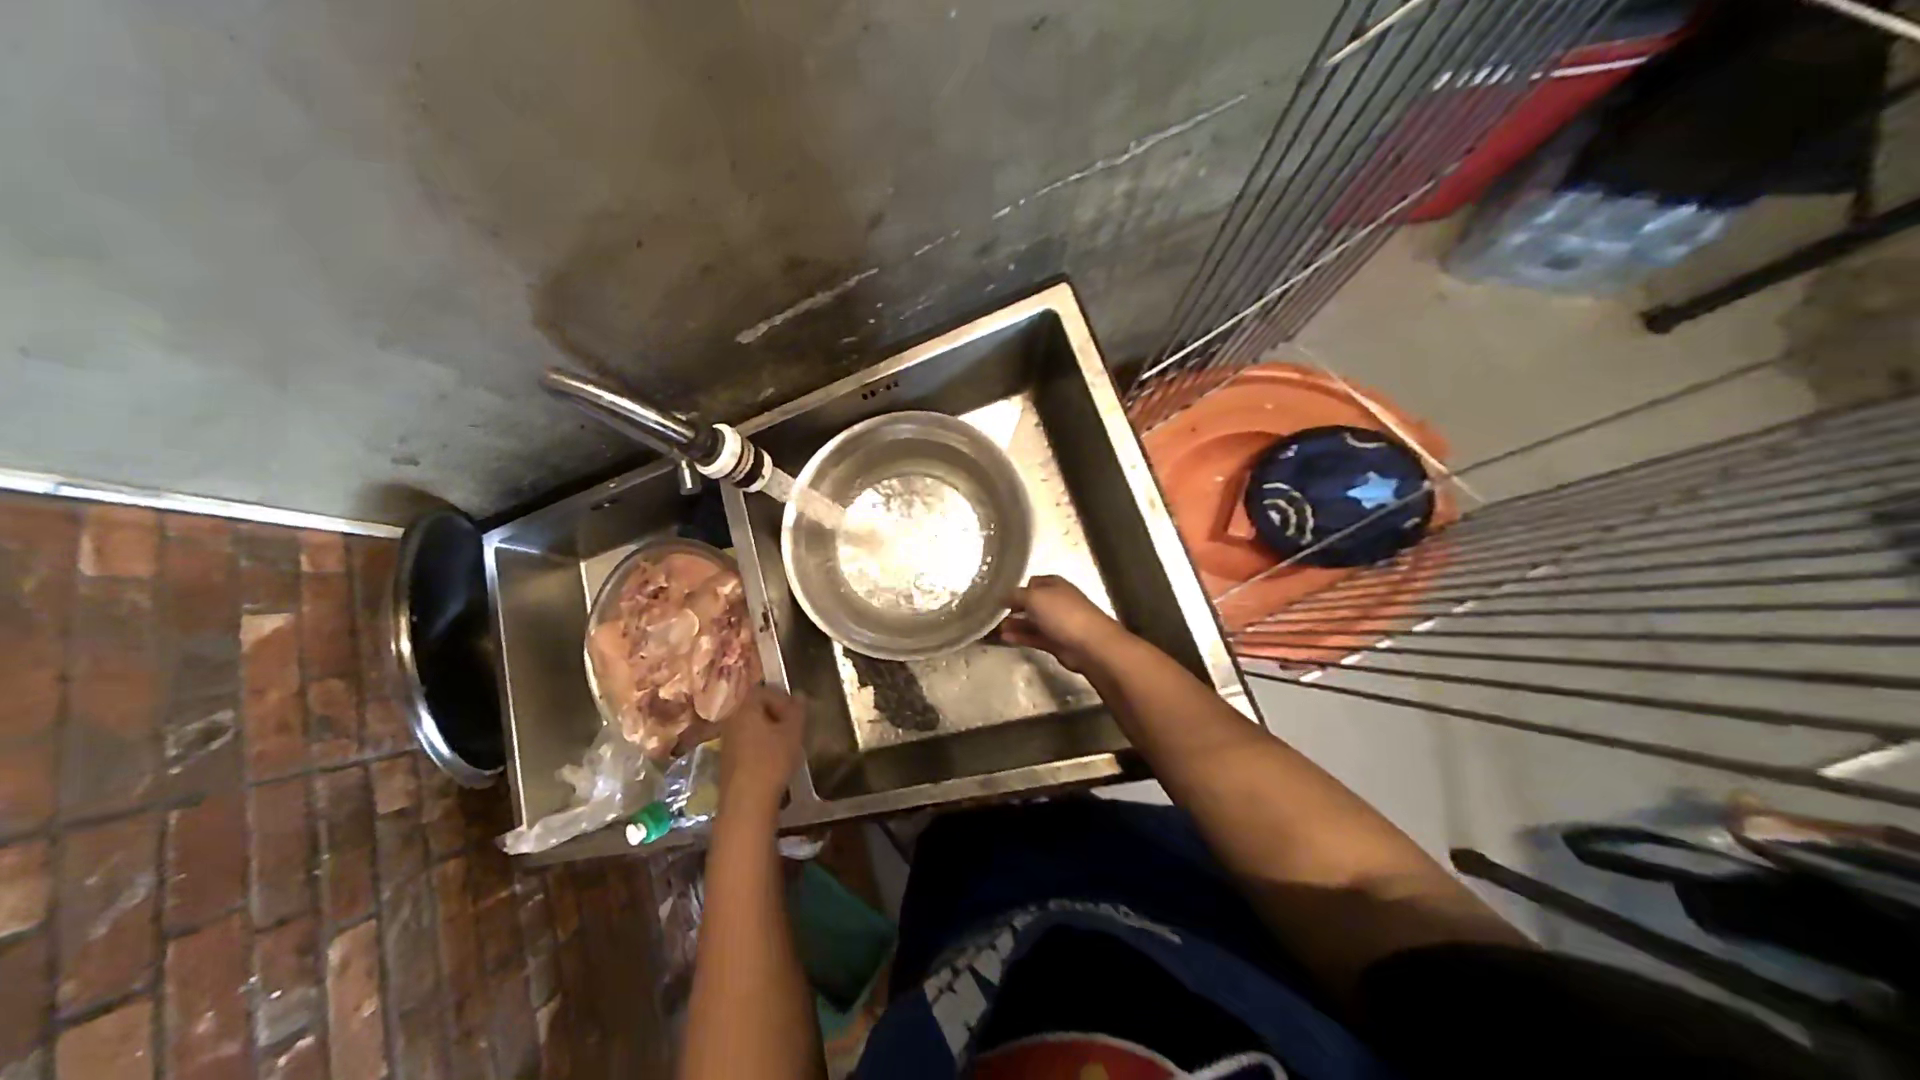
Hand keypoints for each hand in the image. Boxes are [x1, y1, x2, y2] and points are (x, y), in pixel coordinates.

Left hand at [717, 686, 805, 817]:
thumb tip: (799, 694)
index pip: (763, 690)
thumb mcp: (793, 732)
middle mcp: (731, 720)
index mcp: (744, 708)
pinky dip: (761, 746)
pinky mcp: (727, 761)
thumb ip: (797, 710)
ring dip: (770, 732)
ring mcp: (726, 741)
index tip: (797, 714)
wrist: (746, 802)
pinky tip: (774, 761)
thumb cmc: (772, 760)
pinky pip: (747, 743)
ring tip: (787, 746)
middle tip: (795, 728)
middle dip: (777, 715)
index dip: (782, 698)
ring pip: (752, 727)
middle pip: (756, 708)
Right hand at [997, 575, 1129, 674]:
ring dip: (1014, 624)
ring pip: (1031, 622)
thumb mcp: (1034, 597)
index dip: (1017, 589)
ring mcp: (1057, 623)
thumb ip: (1015, 595)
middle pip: (1031, 603)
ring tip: (995, 628)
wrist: (1089, 644)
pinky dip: (1020, 637)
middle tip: (993, 615)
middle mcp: (1056, 602)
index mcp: (1054, 585)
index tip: (999, 597)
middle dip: (1013, 608)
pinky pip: (1034, 637)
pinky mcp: (1056, 642)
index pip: (1032, 582)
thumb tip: (1002, 596)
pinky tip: (1004, 638)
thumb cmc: (1062, 613)